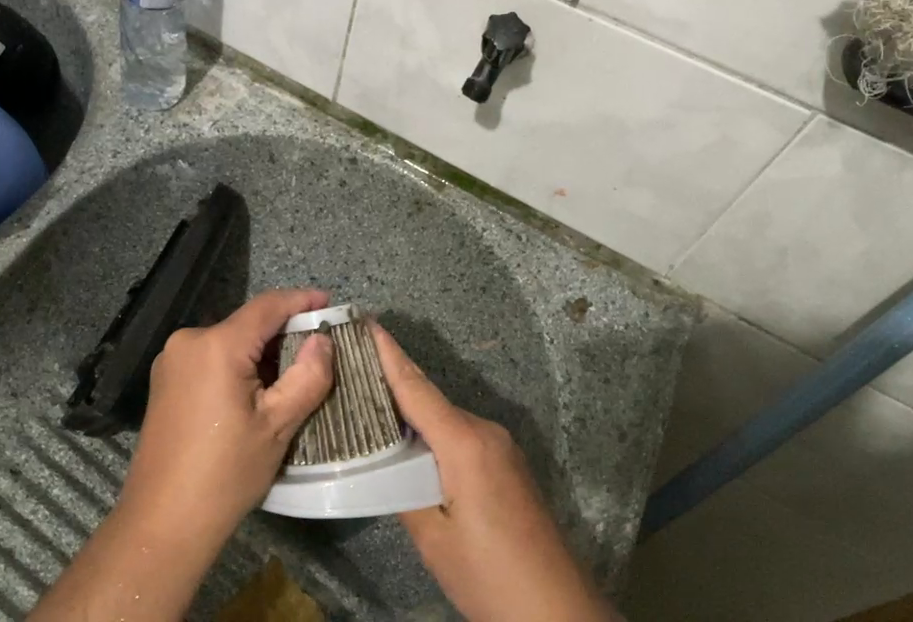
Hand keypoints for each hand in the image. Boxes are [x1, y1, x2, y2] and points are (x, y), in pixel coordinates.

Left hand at [120, 288, 337, 538]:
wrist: (163, 521)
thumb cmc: (225, 474)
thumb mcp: (278, 426)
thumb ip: (307, 376)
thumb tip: (324, 340)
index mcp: (216, 345)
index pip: (267, 306)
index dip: (301, 300)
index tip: (330, 303)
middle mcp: (189, 341)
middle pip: (247, 324)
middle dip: (284, 333)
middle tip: (320, 351)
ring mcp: (172, 361)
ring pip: (230, 342)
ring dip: (262, 353)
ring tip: (294, 375)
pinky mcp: (165, 381)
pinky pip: (211, 358)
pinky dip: (238, 365)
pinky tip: (257, 392)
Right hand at [372, 322, 619, 621]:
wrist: (561, 612)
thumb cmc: (492, 576)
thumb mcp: (434, 541)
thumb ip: (403, 493)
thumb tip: (386, 465)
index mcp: (465, 443)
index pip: (416, 387)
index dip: (388, 354)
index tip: (365, 321)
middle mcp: (486, 432)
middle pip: (429, 400)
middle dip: (392, 383)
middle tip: (352, 369)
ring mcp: (502, 448)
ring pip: (446, 420)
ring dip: (413, 414)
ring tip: (372, 410)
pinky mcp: (510, 466)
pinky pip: (462, 437)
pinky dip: (434, 435)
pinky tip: (412, 448)